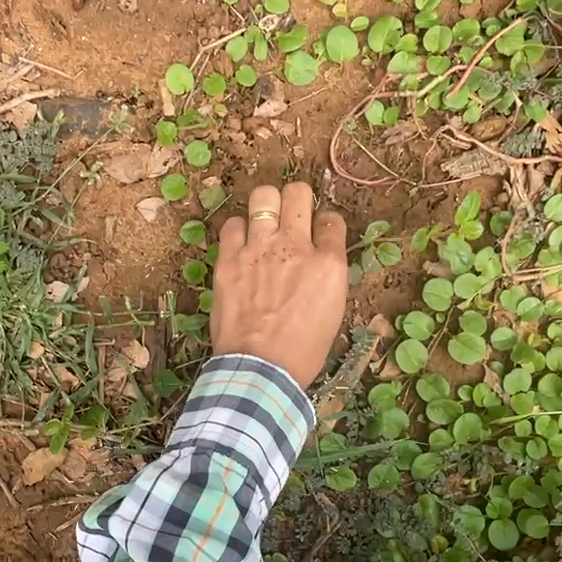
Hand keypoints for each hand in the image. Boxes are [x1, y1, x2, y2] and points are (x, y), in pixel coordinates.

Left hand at [210, 183, 348, 387]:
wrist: (261, 368)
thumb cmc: (302, 352)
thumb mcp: (333, 312)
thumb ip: (327, 277)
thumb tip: (318, 263)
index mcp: (329, 264)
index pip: (332, 221)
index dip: (325, 225)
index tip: (318, 235)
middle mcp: (295, 247)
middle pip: (298, 193)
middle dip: (296, 200)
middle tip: (290, 216)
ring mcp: (259, 249)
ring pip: (263, 197)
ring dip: (266, 206)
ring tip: (263, 222)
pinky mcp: (228, 259)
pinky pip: (232, 224)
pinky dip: (238, 229)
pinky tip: (240, 244)